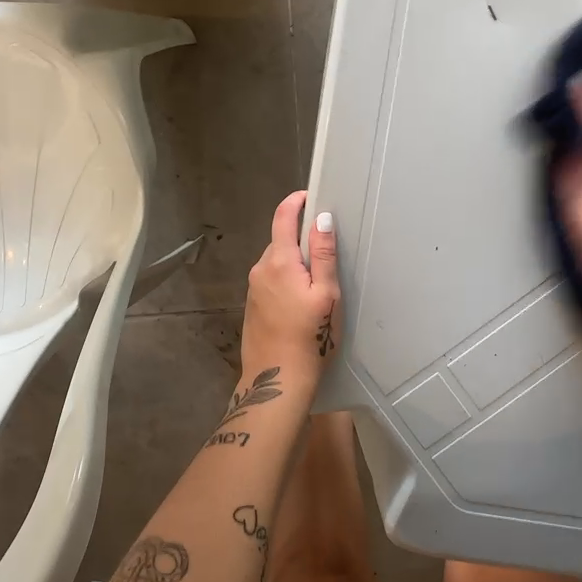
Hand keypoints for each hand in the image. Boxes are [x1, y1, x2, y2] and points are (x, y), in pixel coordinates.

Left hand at [241, 191, 341, 390]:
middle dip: (302, 240)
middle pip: (281, 240)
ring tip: (319, 287)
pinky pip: (272, 281)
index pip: (283, 217)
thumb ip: (323, 254)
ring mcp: (253, 288)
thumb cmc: (310, 338)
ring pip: (277, 262)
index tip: (311, 197)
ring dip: (295, 264)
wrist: (277, 383)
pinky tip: (302, 305)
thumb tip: (322, 217)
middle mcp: (260, 269)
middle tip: (328, 256)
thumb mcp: (326, 295)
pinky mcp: (253, 306)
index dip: (296, 202)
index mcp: (279, 261)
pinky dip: (287, 281)